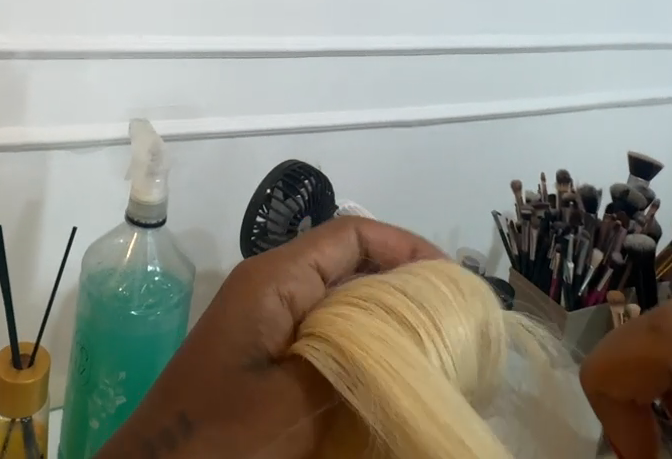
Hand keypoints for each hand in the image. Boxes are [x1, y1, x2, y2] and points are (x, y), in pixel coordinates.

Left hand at [94, 217, 441, 458]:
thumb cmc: (220, 435)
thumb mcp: (292, 404)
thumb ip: (352, 364)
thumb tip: (411, 343)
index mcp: (273, 278)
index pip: (348, 234)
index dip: (403, 245)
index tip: (450, 278)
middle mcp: (270, 285)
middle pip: (345, 260)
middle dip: (400, 278)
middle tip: (451, 314)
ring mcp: (265, 319)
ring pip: (336, 296)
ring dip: (382, 310)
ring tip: (433, 340)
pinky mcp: (264, 354)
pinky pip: (322, 330)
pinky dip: (359, 340)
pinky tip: (389, 368)